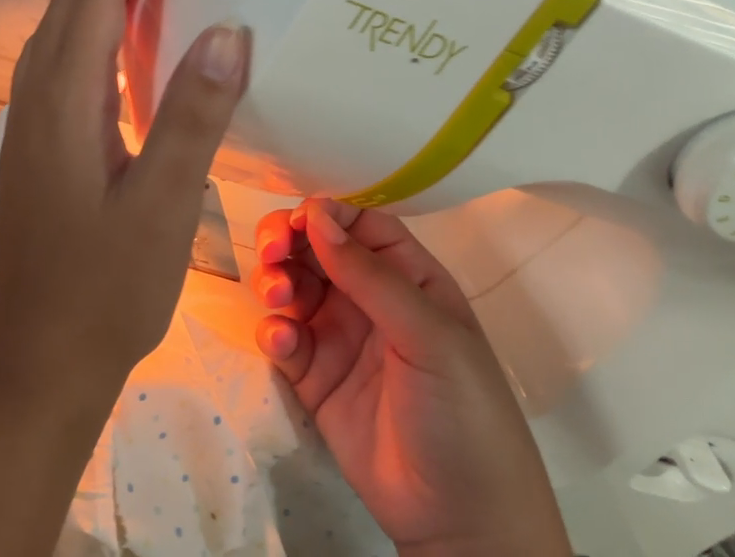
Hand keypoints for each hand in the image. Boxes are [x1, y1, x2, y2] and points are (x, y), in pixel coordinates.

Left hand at [0, 0, 249, 556]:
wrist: (45, 358)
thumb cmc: (109, 287)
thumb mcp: (165, 204)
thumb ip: (193, 115)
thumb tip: (227, 30)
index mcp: (62, 106)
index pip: (89, 6)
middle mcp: (32, 106)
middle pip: (63, 15)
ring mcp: (25, 132)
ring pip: (52, 43)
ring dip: (94, 8)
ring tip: (150, 0)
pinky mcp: (31, 156)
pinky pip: (53, 75)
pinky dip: (85, 46)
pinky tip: (119, 69)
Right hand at [252, 199, 569, 556]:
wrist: (458, 520)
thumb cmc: (462, 414)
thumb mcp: (429, 336)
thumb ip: (370, 274)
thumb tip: (315, 214)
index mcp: (410, 281)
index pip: (360, 226)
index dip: (326, 216)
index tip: (298, 224)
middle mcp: (370, 301)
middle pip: (316, 249)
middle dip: (287, 242)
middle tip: (272, 255)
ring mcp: (339, 338)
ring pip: (292, 286)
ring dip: (275, 282)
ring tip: (278, 300)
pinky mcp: (312, 377)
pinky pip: (281, 337)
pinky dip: (272, 331)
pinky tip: (281, 344)